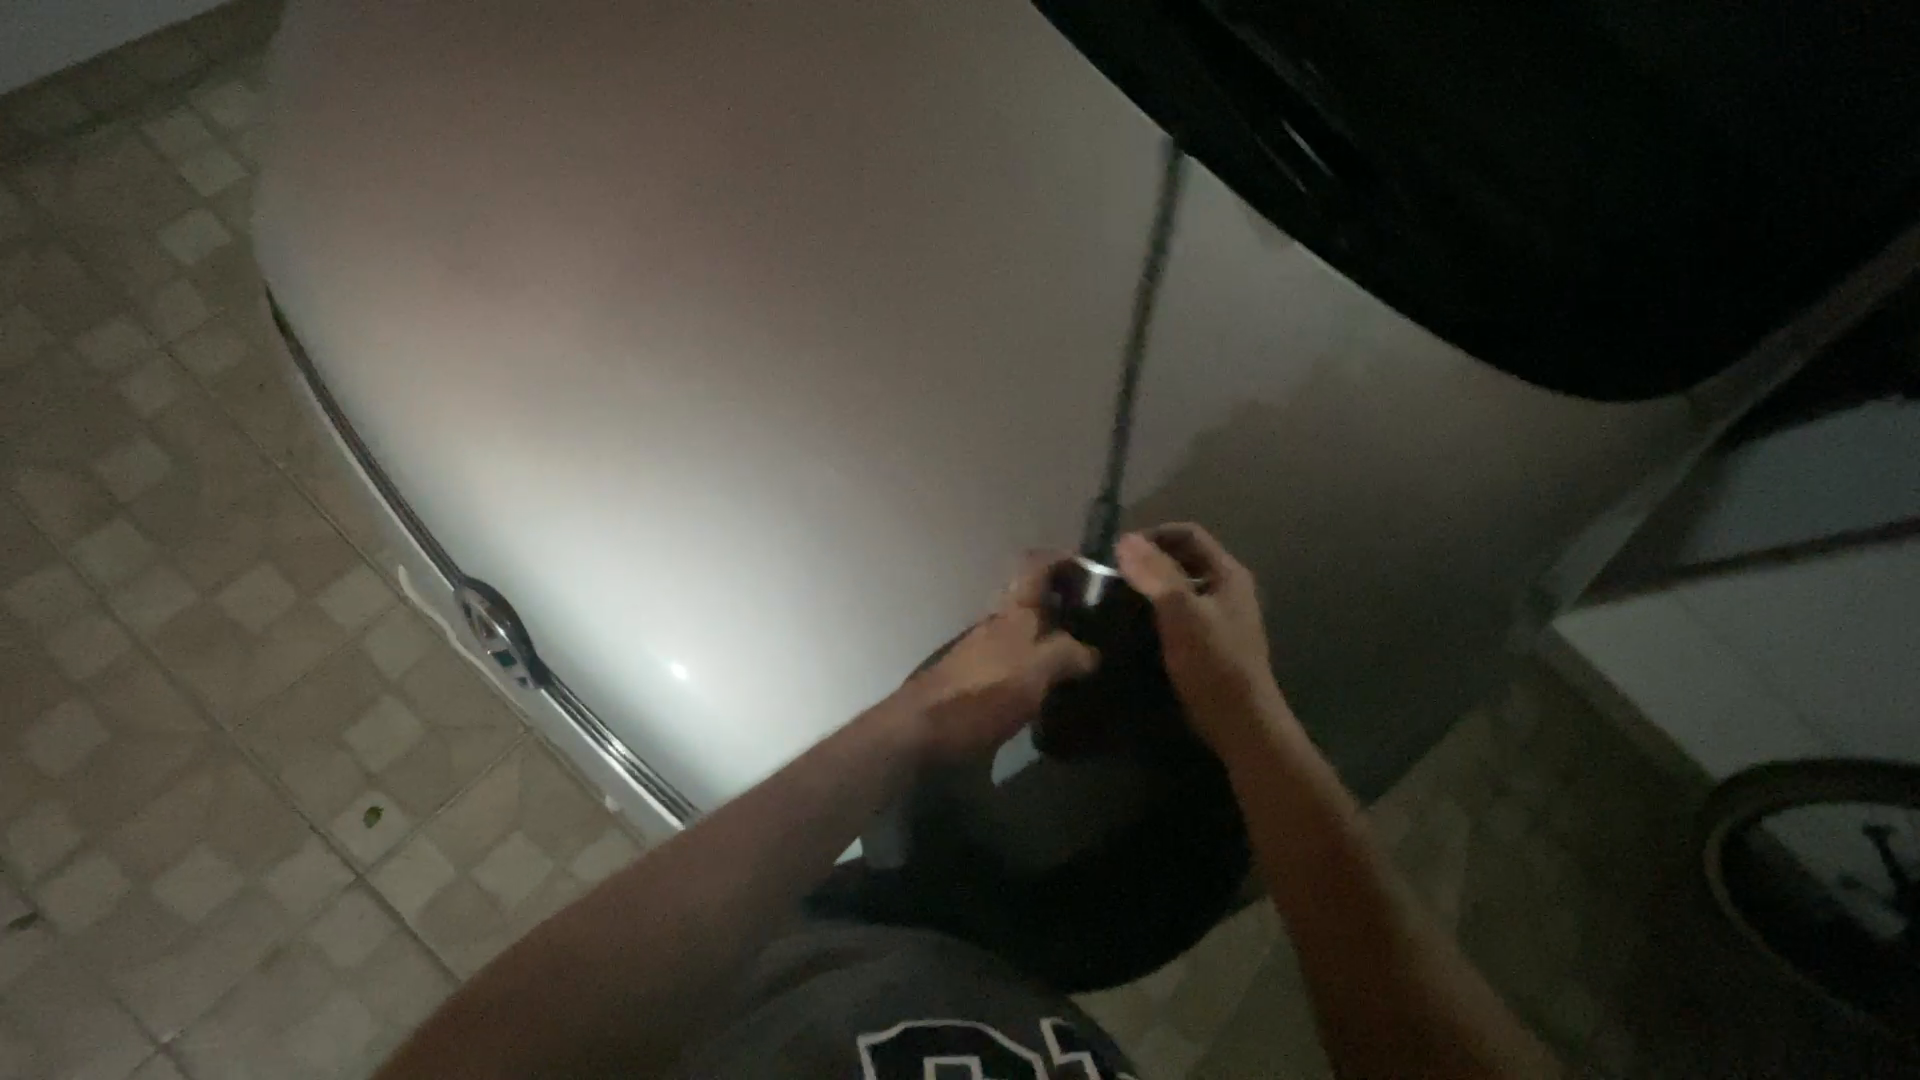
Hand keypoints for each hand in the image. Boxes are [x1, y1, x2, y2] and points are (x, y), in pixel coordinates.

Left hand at [904, 555, 1099, 761]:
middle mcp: (999, 625)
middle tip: (1099, 622)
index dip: (1061, 559)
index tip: (1091, 569)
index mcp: (1013, 613)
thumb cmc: (981, 694)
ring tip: (1087, 658)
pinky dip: (1039, 669)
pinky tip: (1055, 689)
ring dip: (1054, 638)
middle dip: (1064, 604)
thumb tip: (1091, 654)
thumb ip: (1067, 655)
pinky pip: (1017, 665)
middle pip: (1033, 601)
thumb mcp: (1035, 672)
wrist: (923, 732)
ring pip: (1026, 633)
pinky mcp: (979, 683)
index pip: (1035, 566)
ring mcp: (986, 654)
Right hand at [1114, 525, 1290, 756]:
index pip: (1187, 534)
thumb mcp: (1182, 612)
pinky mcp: (1206, 642)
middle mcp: (1225, 589)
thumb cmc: (1214, 662)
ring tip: (1113, 598)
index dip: (1153, 535)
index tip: (1117, 552)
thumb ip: (1156, 573)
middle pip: (1182, 559)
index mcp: (1227, 574)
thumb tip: (1125, 540)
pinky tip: (1130, 625)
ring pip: (1177, 587)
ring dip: (1148, 587)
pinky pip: (1176, 614)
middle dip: (1147, 561)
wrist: (1240, 722)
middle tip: (1111, 575)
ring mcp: (1217, 617)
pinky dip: (1153, 611)